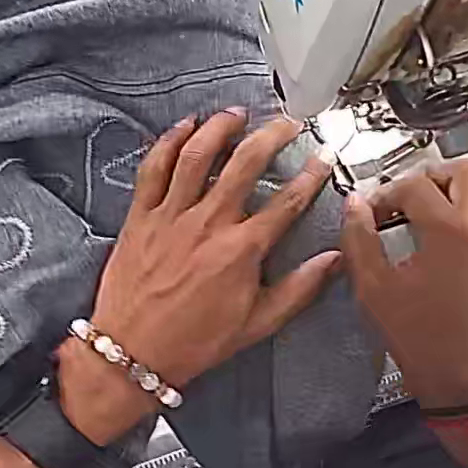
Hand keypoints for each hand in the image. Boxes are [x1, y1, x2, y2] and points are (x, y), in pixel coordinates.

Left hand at [85, 108, 340, 396]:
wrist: (133, 353)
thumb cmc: (194, 341)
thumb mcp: (256, 323)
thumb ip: (299, 289)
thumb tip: (334, 261)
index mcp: (240, 250)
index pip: (286, 201)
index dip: (311, 175)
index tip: (323, 158)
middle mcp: (207, 224)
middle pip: (245, 163)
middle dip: (272, 135)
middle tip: (287, 123)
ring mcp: (171, 215)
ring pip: (198, 155)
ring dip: (220, 128)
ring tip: (237, 114)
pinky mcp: (141, 216)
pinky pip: (154, 168)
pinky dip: (169, 142)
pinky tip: (184, 128)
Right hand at [340, 160, 467, 409]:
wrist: (462, 377)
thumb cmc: (424, 340)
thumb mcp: (374, 288)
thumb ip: (359, 239)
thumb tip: (356, 208)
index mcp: (450, 232)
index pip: (415, 186)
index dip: (387, 194)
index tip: (375, 210)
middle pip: (463, 172)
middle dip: (429, 179)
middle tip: (407, 198)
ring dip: (463, 188)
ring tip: (436, 206)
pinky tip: (464, 226)